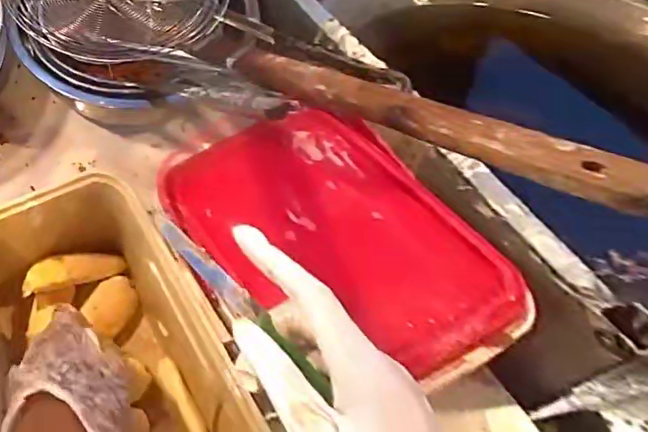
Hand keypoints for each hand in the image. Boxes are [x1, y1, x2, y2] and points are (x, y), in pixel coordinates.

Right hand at [231, 225, 435, 431]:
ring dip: (299, 354)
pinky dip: (323, 377)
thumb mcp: (314, 430)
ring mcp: (400, 393)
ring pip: (338, 351)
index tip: (242, 234)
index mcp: (364, 362)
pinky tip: (307, 406)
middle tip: (246, 349)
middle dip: (280, 323)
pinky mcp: (405, 417)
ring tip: (270, 382)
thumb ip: (280, 378)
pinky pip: (355, 377)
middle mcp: (385, 366)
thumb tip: (246, 328)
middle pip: (322, 321)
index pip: (312, 293)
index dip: (274, 261)